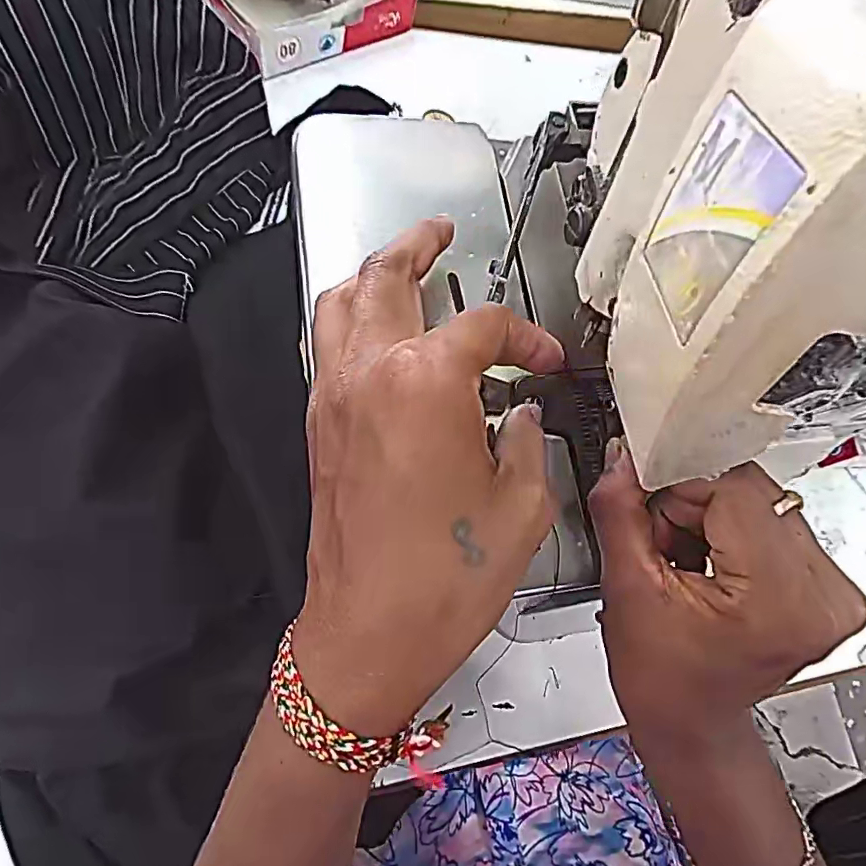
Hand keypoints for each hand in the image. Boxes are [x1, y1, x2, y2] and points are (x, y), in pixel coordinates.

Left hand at [292, 217, 565, 736]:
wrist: (369, 632)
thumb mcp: (522, 506)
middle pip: (386, 278)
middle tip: (440, 233)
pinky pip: (328, 348)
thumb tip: (522, 418)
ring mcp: (334, 401)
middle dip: (417, 246)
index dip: (526, 336)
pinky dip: (350, 321)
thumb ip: (528, 443)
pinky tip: (377, 334)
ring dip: (371, 273)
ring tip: (400, 264)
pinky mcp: (320, 431)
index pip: (484, 327)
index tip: (545, 360)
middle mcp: (370, 377)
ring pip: (340, 303)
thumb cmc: (444, 579)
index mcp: (426, 383)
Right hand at [587, 446, 865, 751]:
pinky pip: (779, 523)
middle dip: (696, 508)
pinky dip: (739, 532)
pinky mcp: (832, 589)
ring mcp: (834, 593)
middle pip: (752, 491)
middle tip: (668, 551)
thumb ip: (621, 513)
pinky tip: (717, 567)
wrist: (691, 719)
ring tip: (692, 566)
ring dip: (717, 518)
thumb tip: (622, 460)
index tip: (647, 507)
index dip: (678, 491)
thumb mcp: (629, 590)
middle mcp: (823, 595)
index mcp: (779, 600)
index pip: (733, 488)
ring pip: (764, 501)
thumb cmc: (664, 680)